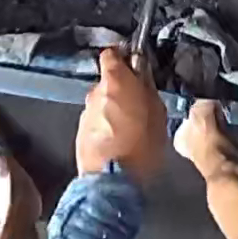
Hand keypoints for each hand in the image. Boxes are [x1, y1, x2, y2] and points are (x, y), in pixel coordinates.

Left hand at [75, 49, 166, 180]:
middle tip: (140, 101)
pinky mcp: (80, 135)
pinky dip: (105, 126)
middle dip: (122, 88)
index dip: (122, 56)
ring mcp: (85, 115)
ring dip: (113, 109)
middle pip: (107, 81)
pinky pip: (96, 122)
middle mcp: (95, 94)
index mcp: (114, 81)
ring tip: (131, 126)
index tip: (135, 65)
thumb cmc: (141, 145)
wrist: (114, 184)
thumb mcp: (157, 110)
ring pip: (102, 103)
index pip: (111, 53)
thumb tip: (141, 70)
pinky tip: (119, 140)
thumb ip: (147, 85)